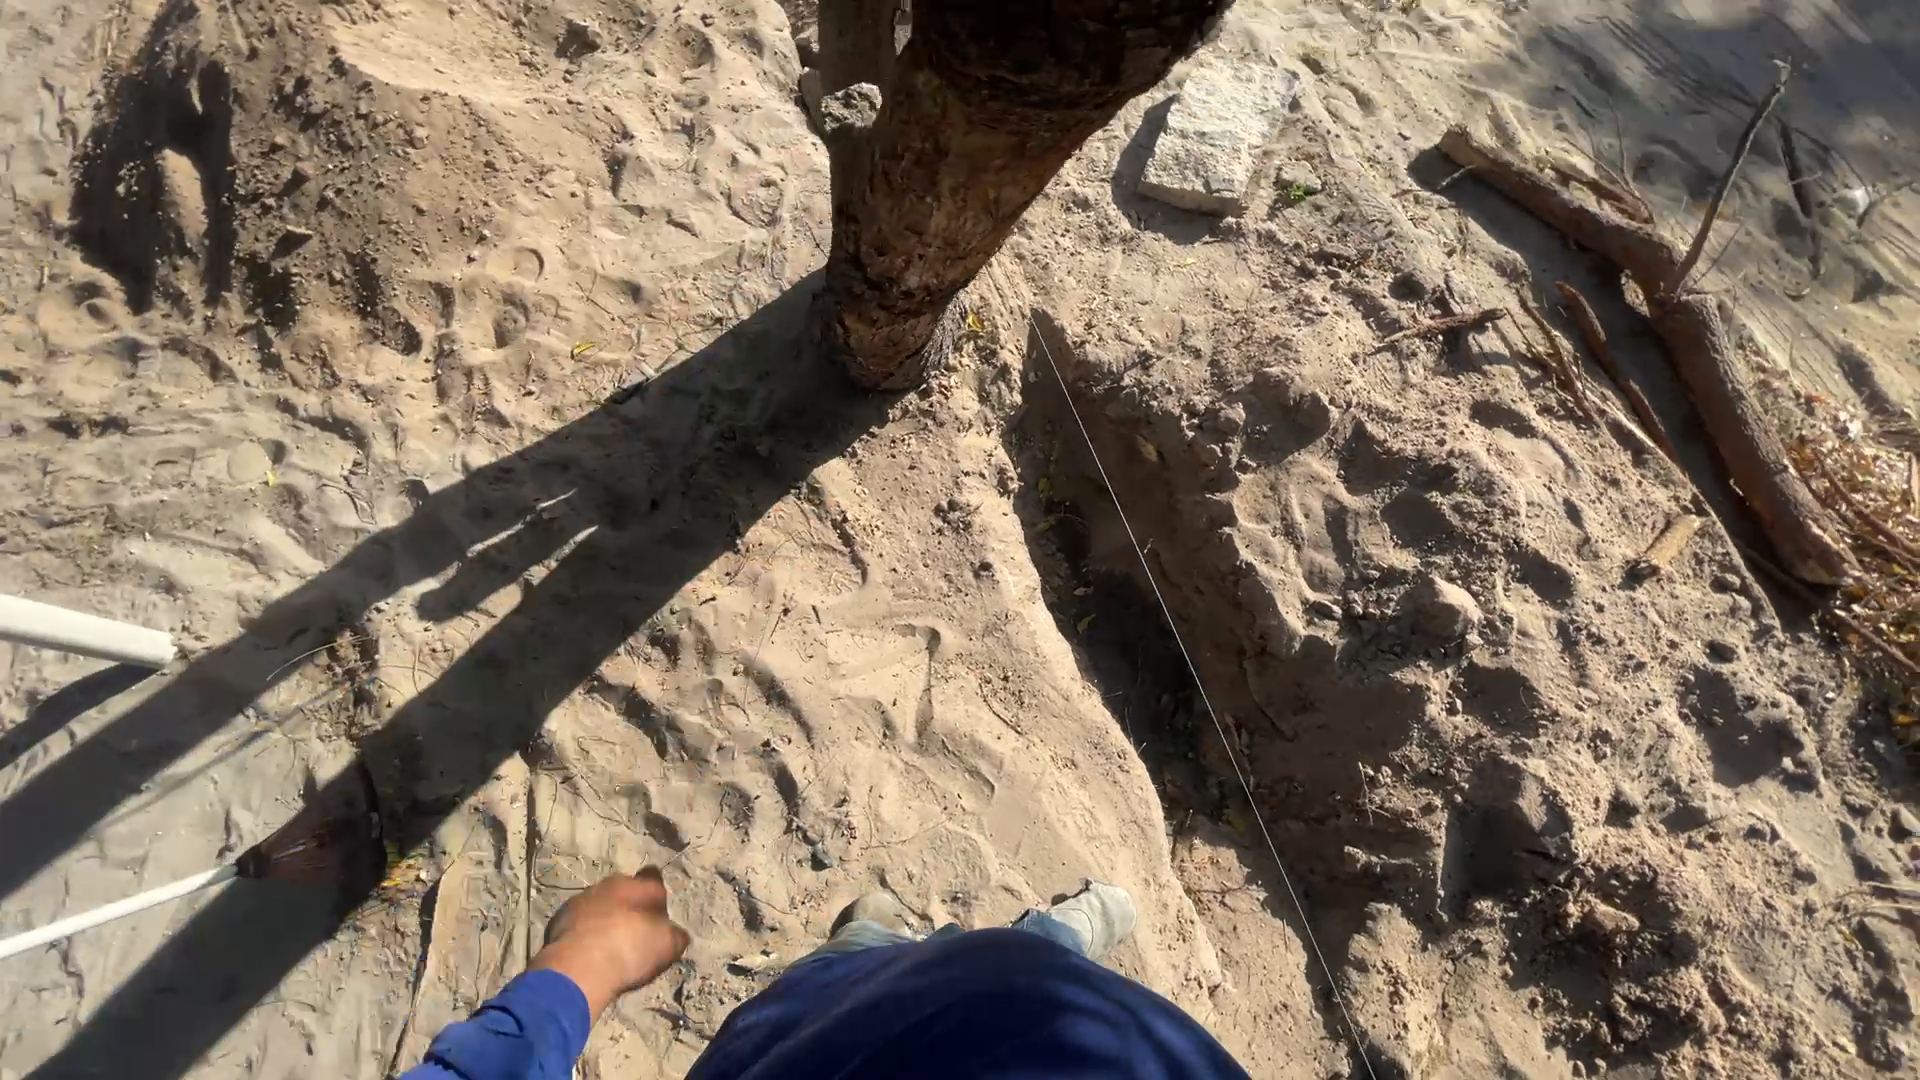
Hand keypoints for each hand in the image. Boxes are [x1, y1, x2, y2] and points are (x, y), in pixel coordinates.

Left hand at [528, 867, 690, 1015]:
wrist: (580, 967)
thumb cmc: (630, 948)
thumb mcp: (666, 946)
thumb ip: (675, 936)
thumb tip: (678, 935)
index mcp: (641, 884)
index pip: (654, 878)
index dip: (656, 896)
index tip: (657, 914)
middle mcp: (612, 883)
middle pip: (623, 889)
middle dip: (627, 905)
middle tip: (632, 931)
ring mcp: (582, 899)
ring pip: (597, 903)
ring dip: (602, 917)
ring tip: (605, 944)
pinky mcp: (558, 919)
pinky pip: (576, 921)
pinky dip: (581, 932)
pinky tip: (584, 952)